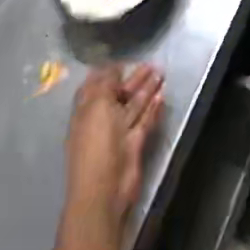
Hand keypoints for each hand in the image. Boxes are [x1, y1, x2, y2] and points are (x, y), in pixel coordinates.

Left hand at [64, 63, 164, 228]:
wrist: (105, 189)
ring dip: (147, 90)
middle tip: (152, 64)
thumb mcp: (97, 106)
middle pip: (119, 94)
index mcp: (86, 110)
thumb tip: (113, 68)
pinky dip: (153, 109)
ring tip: (162, 73)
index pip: (96, 86)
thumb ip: (106, 84)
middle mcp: (102, 119)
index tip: (124, 60)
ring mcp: (119, 133)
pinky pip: (145, 122)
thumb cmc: (95, 143)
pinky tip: (162, 96)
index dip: (108, 72)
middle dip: (134, 79)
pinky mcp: (134, 145)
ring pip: (134, 107)